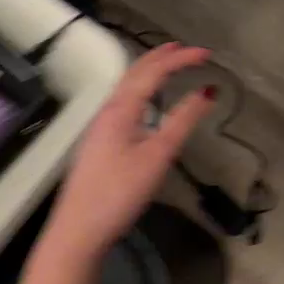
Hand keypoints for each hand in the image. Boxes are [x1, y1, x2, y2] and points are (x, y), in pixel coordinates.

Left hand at [39, 44, 213, 264]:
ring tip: (168, 64)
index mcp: (120, 110)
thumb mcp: (158, 156)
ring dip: (149, 71)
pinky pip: (124, 101)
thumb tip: (208, 90)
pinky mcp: (99, 144)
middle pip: (134, 73)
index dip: (181, 59)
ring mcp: (100, 128)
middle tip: (185, 48)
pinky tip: (147, 102)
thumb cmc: (118, 193)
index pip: (154, 72)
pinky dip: (141, 88)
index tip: (208, 54)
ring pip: (126, 87)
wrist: (75, 235)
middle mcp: (107, 112)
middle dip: (160, 57)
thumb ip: (183, 120)